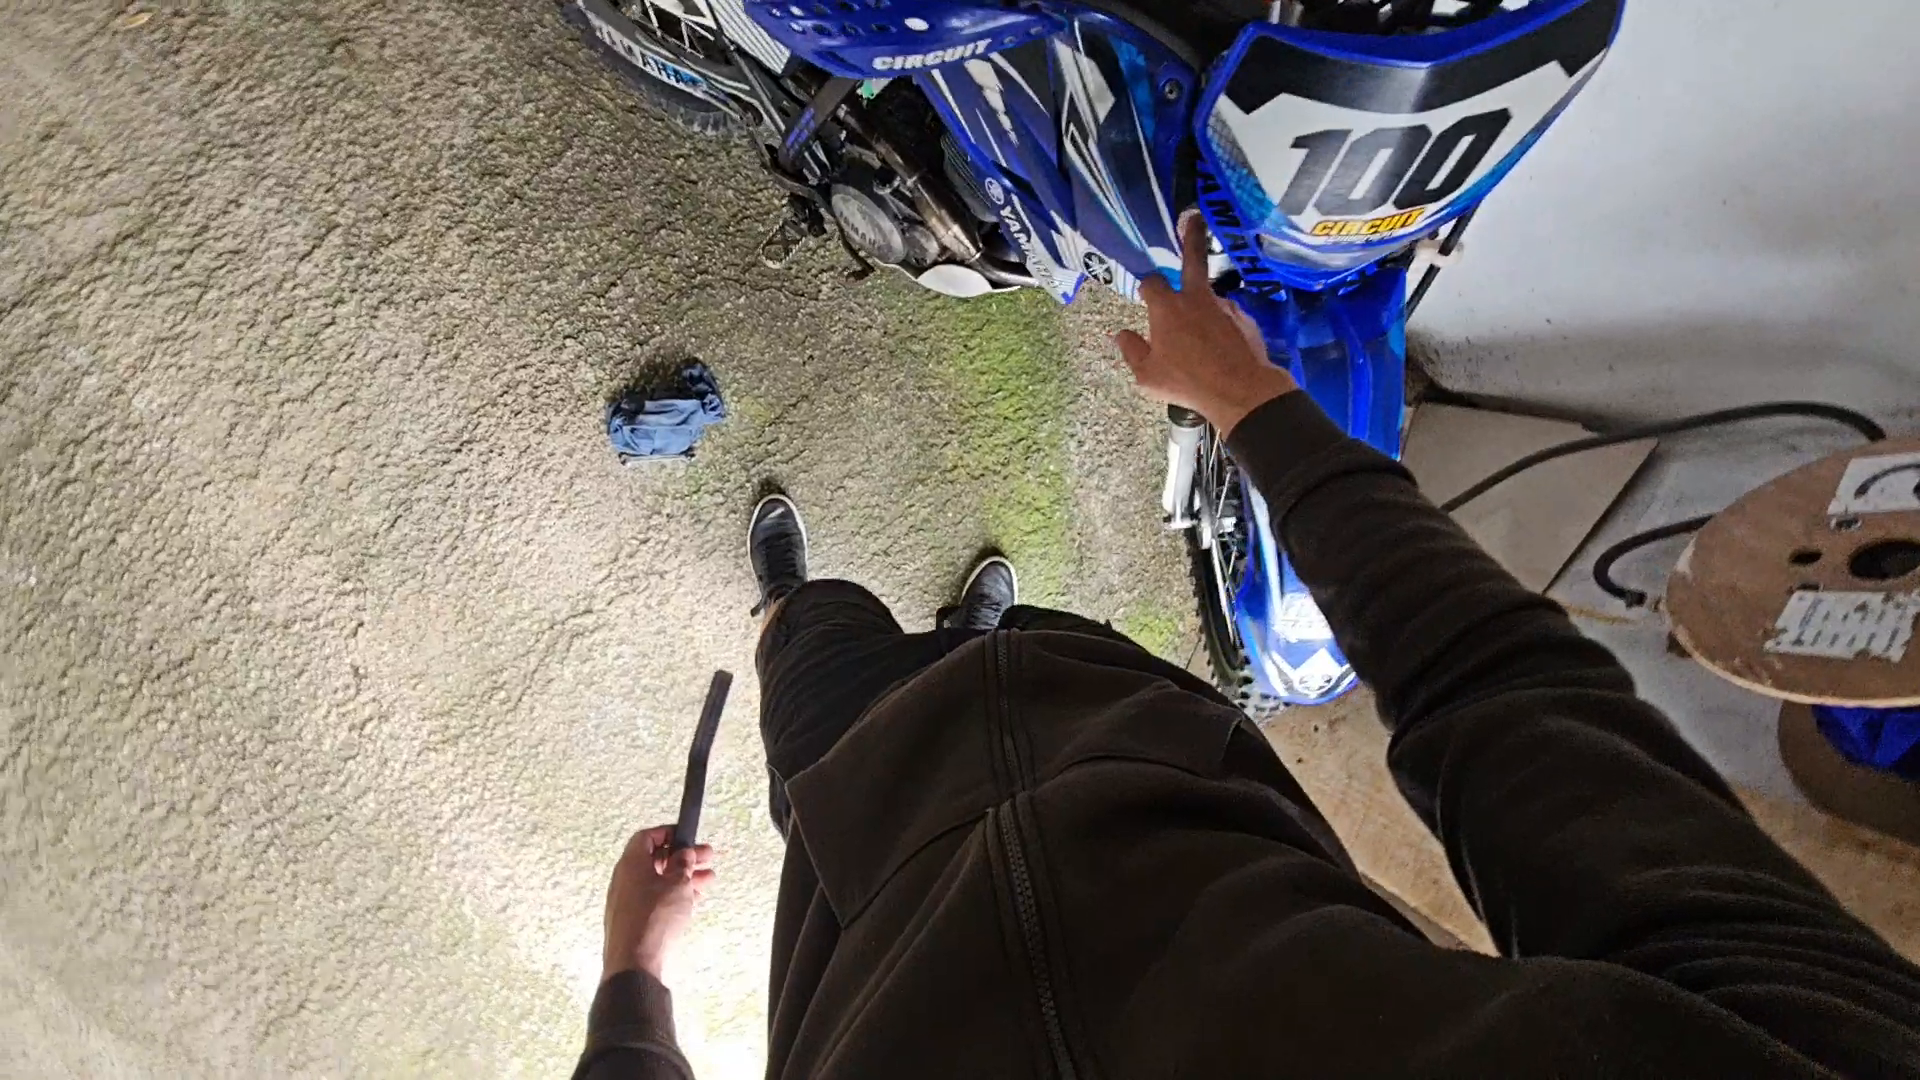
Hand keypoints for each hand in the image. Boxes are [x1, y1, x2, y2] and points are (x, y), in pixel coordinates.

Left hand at [601, 825, 714, 986]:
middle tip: (708, 858)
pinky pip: (655, 900)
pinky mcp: (632, 922)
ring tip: (709, 880)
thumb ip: (683, 863)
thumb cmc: (655, 916)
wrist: (636, 966)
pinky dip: (674, 895)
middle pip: (656, 860)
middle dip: (684, 857)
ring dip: (684, 877)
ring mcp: (627, 902)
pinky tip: (694, 899)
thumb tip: (683, 854)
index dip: (669, 833)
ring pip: (658, 881)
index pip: (647, 837)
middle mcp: (624, 880)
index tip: (688, 837)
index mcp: (631, 864)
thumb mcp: (678, 883)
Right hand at [1114, 212, 1298, 432]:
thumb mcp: (1147, 375)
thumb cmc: (1186, 382)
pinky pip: (1226, 318)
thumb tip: (1121, 335)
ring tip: (1201, 341)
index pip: (1151, 283)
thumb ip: (1132, 350)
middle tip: (1192, 218)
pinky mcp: (1244, 318)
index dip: (1146, 285)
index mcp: (1167, 309)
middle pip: (1193, 258)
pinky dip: (1220, 327)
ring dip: (1202, 309)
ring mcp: (1224, 306)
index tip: (1145, 291)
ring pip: (1208, 299)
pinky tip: (1219, 348)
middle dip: (1191, 236)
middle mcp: (1196, 298)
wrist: (1239, 389)